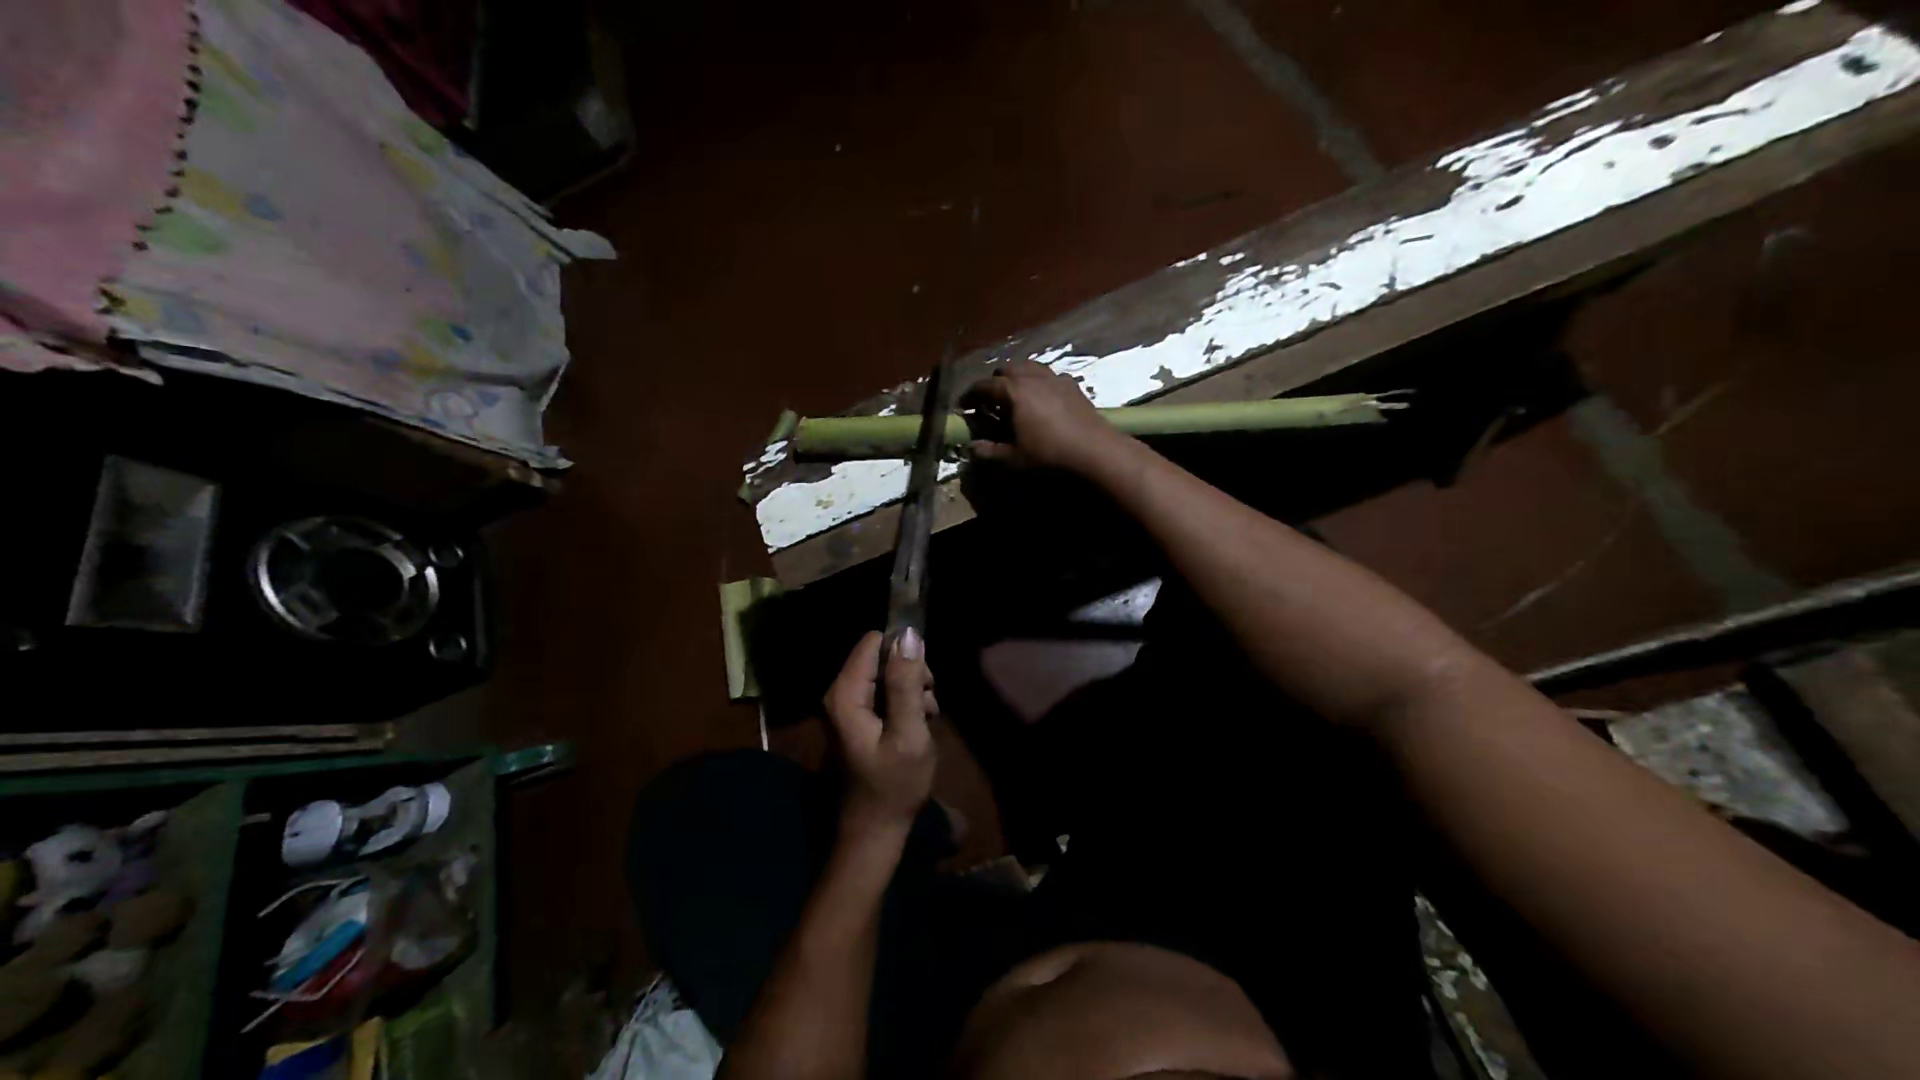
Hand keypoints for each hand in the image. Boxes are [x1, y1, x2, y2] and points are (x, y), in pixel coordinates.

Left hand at [823, 629, 937, 837]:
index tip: (923, 679)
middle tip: (927, 704)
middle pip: (881, 657)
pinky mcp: (859, 718)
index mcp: (846, 695)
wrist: (876, 829)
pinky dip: (905, 704)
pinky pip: (885, 694)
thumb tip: (908, 635)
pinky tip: (917, 726)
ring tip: (925, 720)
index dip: (902, 652)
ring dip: (912, 691)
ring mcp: (848, 707)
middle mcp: (840, 694)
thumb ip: (906, 684)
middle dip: (910, 674)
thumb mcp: (909, 733)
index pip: (873, 642)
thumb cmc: (895, 785)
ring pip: (888, 675)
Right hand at [964, 359, 1131, 475]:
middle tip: (990, 403)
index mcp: (1013, 391)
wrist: (1095, 450)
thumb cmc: (1050, 454)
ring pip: (1028, 368)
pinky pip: (1047, 375)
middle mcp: (1032, 377)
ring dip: (1016, 378)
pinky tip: (1040, 401)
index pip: (984, 386)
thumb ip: (989, 452)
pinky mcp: (1071, 384)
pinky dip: (1037, 382)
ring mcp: (1054, 378)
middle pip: (1006, 369)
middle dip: (994, 383)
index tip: (964, 406)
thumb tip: (971, 448)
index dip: (971, 395)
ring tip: (1014, 398)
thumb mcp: (1014, 459)